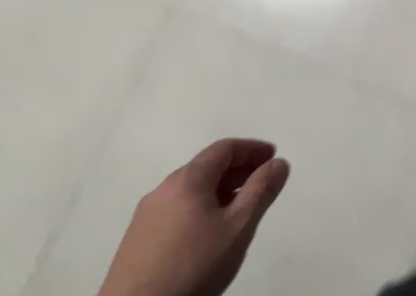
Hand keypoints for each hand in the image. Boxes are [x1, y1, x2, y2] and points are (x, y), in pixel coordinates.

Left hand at [97, 138, 289, 295]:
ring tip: (239, 210)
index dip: (251, 148)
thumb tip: (279, 162)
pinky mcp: (136, 241)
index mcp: (187, 180)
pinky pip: (175, 210)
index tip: (273, 157)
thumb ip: (261, 191)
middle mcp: (163, 190)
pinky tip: (207, 234)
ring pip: (190, 191)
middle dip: (237, 170)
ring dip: (219, 190)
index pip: (223, 149)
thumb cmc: (193, 266)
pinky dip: (199, 208)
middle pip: (206, 167)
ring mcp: (145, 216)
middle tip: (262, 182)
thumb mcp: (238, 228)